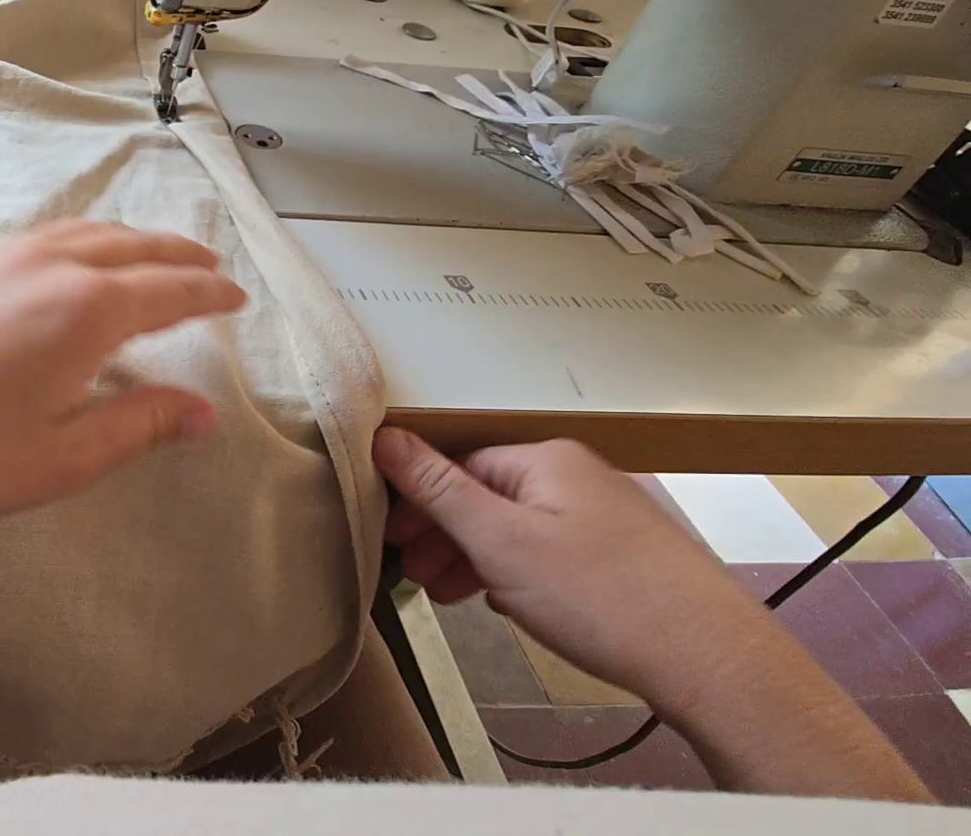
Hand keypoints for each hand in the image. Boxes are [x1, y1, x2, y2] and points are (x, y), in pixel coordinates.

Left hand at [0, 221, 246, 525]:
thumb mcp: (64, 455)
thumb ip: (141, 423)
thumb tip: (206, 412)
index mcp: (86, 309)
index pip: (170, 291)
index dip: (210, 293)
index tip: (237, 297)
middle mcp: (49, 266)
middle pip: (133, 247)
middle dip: (179, 256)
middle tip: (210, 266)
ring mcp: (0, 258)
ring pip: (85, 232)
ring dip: (131, 240)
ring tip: (153, 256)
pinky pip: (42, 236)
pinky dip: (81, 238)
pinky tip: (73, 258)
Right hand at [373, 429, 771, 702]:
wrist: (720, 669)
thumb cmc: (597, 596)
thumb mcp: (498, 540)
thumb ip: (435, 487)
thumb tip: (382, 435)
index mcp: (544, 460)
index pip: (456, 468)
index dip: (419, 506)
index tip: (393, 544)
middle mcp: (577, 475)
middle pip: (485, 496)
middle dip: (444, 536)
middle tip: (416, 578)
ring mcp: (606, 516)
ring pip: (516, 527)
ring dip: (474, 558)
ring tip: (449, 595)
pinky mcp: (626, 555)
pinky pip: (549, 550)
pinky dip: (515, 571)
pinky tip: (504, 600)